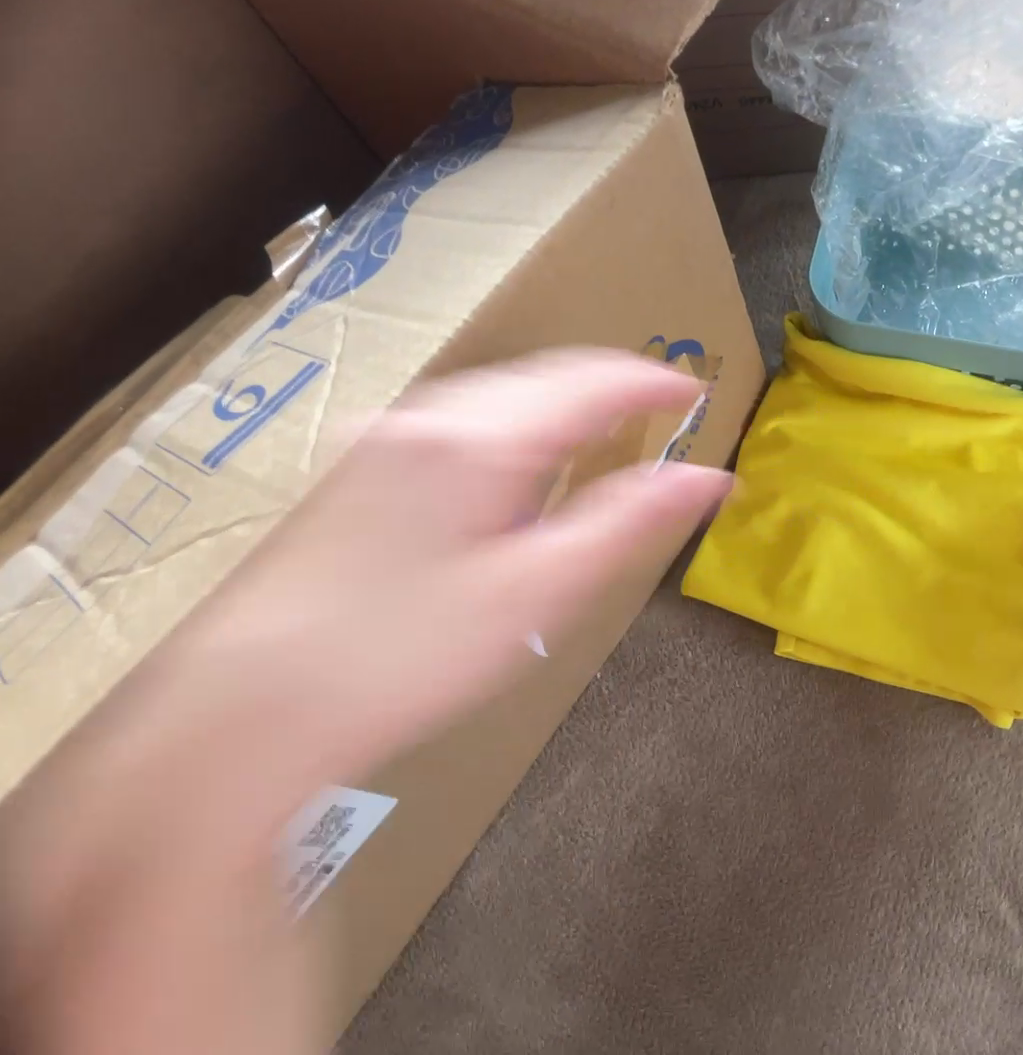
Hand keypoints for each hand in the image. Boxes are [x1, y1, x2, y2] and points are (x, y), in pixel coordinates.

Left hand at [117, 348, 732, 814]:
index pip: (589, 381)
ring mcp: (381, 441)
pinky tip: (526, 466)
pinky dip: (519, 426)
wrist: (245, 713)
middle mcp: (425, 421)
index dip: (651, 384)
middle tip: (663, 416)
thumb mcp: (542, 589)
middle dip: (610, 387)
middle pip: (541, 376)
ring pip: (498, 395)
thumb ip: (630, 520)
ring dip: (564, 404)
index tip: (697, 395)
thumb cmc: (413, 655)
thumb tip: (710, 477)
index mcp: (478, 441)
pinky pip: (462, 421)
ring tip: (611, 434)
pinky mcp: (358, 472)